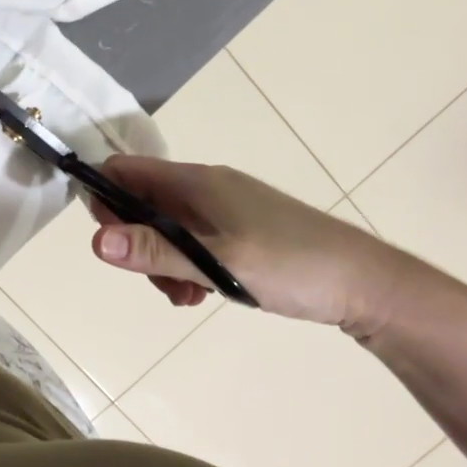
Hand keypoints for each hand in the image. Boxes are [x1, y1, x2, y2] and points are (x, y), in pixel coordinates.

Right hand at [86, 155, 420, 331]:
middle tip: (154, 280)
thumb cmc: (294, 267)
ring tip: (184, 296)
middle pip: (139, 202)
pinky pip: (191, 240)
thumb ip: (154, 251)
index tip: (113, 242)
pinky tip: (202, 294)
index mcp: (196, 182)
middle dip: (134, 241)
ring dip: (160, 260)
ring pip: (164, 227)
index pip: (122, 170)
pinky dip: (185, 265)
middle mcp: (205, 187)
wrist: (372, 287)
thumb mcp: (217, 263)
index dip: (104, 200)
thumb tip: (94, 241)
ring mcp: (224, 209)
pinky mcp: (240, 230)